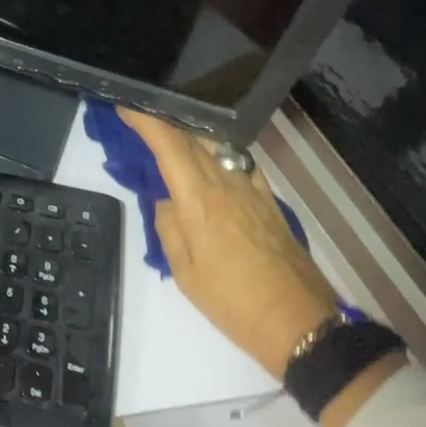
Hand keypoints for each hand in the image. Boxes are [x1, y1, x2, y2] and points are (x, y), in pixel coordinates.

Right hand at [119, 107, 337, 380]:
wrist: (300, 322)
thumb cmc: (234, 301)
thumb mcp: (185, 272)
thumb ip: (169, 227)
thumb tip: (168, 201)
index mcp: (199, 200)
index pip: (168, 145)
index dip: (145, 120)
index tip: (126, 105)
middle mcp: (226, 184)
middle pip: (190, 139)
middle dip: (162, 122)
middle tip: (139, 115)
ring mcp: (251, 189)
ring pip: (214, 147)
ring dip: (188, 133)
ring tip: (168, 133)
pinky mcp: (268, 200)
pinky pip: (237, 162)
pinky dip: (217, 151)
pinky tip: (211, 157)